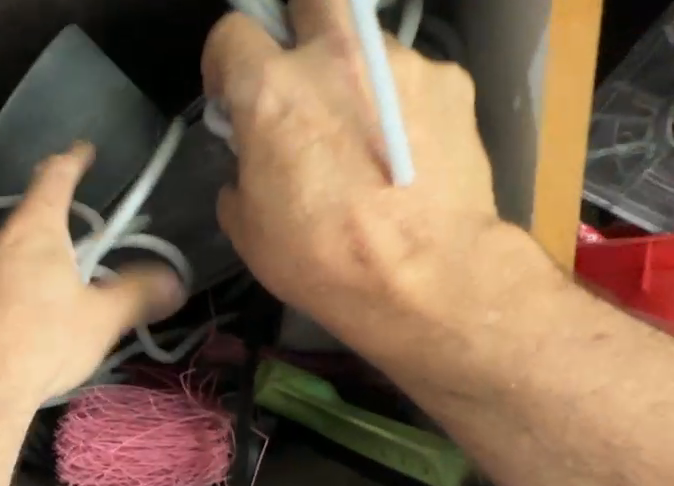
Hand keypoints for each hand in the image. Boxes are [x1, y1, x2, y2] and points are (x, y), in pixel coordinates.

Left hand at [0, 144, 184, 415]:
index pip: (54, 178)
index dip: (72, 161)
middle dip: (44, 231)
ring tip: (34, 296)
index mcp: (33, 231)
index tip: (81, 152)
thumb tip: (174, 283)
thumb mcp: (100, 321)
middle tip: (66, 249)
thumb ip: (138, 296)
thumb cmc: (41, 344)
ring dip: (14, 272)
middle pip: (20, 225)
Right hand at [203, 0, 552, 359]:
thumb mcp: (247, 228)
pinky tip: (399, 153)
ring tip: (359, 138)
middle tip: (293, 70)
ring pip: (363, 46)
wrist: (421, 273)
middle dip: (296, 21)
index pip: (232, 33)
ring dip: (351, 78)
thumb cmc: (317, 257)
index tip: (228, 95)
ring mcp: (400, 61)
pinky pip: (407, 79)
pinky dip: (395, 106)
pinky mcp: (449, 80)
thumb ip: (241, 174)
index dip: (224, 64)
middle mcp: (335, 57)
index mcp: (272, 91)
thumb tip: (251, 163)